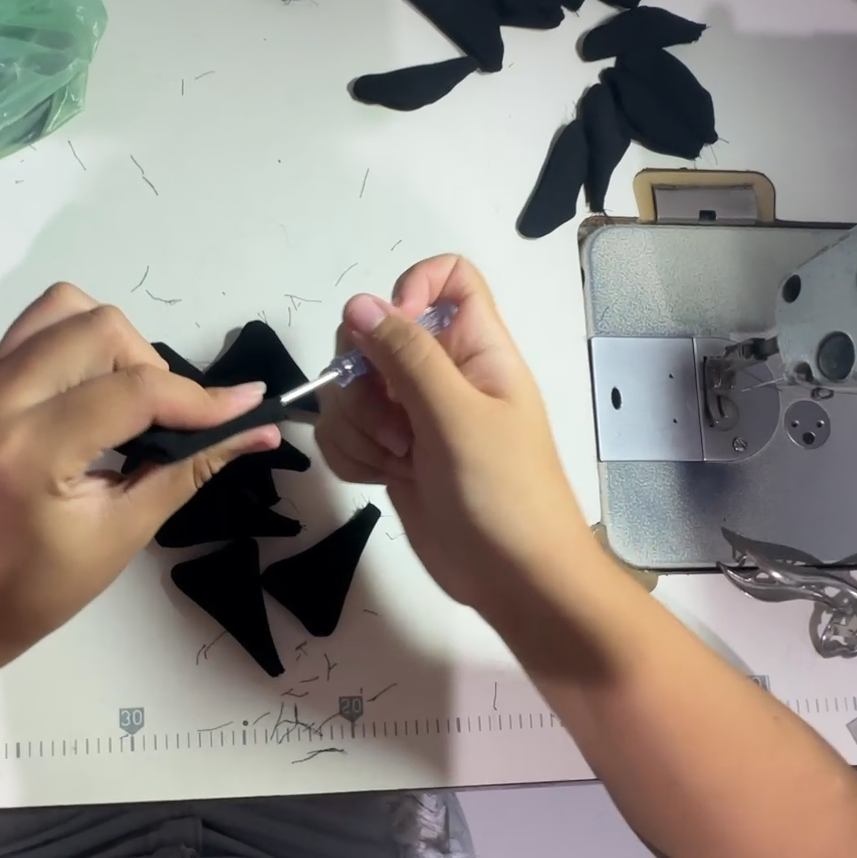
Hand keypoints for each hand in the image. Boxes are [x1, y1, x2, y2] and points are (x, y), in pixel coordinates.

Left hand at [0, 283, 280, 667]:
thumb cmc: (48, 582)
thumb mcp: (129, 529)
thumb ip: (194, 467)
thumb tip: (261, 427)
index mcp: (31, 451)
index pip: (132, 392)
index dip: (199, 398)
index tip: (245, 407)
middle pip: (99, 328)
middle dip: (153, 367)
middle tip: (165, 420)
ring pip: (66, 309)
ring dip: (116, 344)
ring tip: (127, 398)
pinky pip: (39, 327)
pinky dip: (81, 341)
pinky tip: (95, 389)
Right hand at [316, 255, 597, 618]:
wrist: (511, 579)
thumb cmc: (503, 494)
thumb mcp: (457, 418)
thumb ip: (406, 357)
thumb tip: (359, 303)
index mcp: (475, 348)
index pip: (446, 279)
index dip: (410, 290)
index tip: (386, 336)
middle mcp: (440, 374)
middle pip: (373, 338)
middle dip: (363, 384)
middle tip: (395, 427)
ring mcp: (411, 415)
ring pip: (349, 391)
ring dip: (357, 429)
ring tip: (397, 462)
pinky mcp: (390, 452)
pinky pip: (345, 433)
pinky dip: (352, 455)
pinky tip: (382, 478)